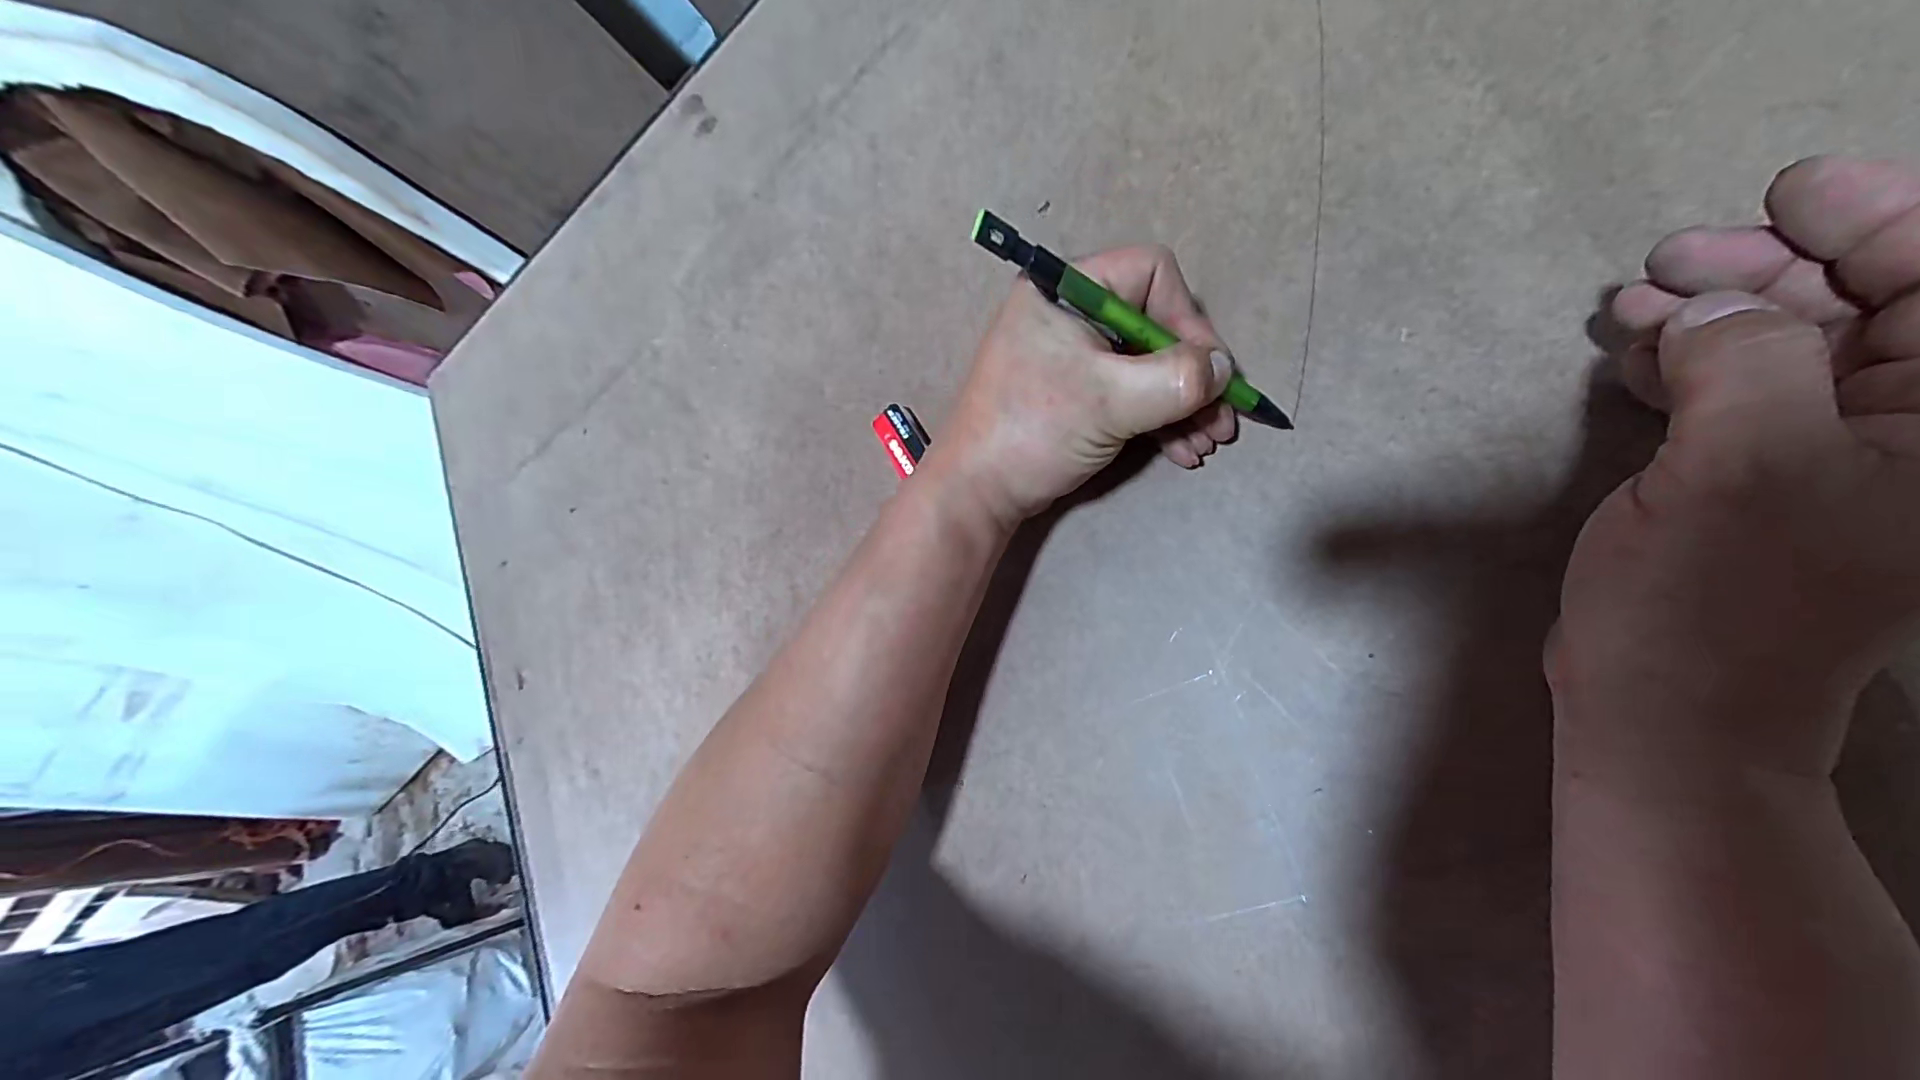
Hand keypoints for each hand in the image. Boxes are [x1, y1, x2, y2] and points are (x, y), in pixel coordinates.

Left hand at [928, 245, 1239, 524]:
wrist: (977, 492)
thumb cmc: (1032, 432)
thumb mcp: (1109, 400)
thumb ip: (1176, 378)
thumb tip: (1223, 367)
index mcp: (1065, 292)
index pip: (1150, 275)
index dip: (1186, 320)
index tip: (1207, 371)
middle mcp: (1071, 316)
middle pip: (1155, 326)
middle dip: (1193, 376)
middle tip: (1222, 421)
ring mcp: (1074, 358)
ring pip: (1147, 367)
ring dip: (1183, 406)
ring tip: (1206, 445)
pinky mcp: (1077, 396)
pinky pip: (1131, 394)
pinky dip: (1160, 420)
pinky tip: (1183, 451)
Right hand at [1552, 156, 1919, 777]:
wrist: (1663, 696)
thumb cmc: (1713, 593)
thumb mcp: (1739, 466)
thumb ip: (1744, 361)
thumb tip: (1706, 304)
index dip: (1883, 222)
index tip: (1792, 188)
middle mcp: (1911, 440)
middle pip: (1866, 313)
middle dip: (1770, 271)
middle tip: (1676, 251)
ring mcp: (1828, 465)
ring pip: (1783, 355)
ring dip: (1706, 319)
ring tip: (1630, 300)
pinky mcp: (1752, 486)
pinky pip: (1732, 399)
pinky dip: (1682, 368)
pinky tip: (1632, 351)